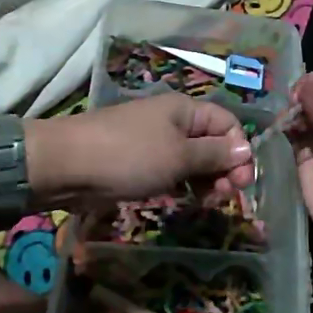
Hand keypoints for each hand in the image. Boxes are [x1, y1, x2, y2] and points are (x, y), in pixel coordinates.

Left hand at [28, 93, 253, 209]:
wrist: (65, 166)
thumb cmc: (129, 156)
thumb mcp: (179, 157)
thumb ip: (214, 154)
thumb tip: (246, 149)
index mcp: (185, 109)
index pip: (227, 123)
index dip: (239, 150)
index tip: (241, 184)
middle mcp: (172, 120)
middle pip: (212, 141)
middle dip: (224, 168)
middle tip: (223, 198)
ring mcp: (153, 141)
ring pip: (192, 158)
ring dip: (205, 179)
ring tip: (204, 202)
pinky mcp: (138, 161)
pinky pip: (171, 169)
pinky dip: (182, 183)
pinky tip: (182, 199)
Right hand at [288, 70, 312, 249]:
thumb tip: (305, 79)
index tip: (304, 95)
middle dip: (303, 96)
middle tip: (291, 111)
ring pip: (305, 109)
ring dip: (292, 112)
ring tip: (285, 124)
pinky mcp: (309, 152)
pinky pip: (295, 129)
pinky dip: (286, 127)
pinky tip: (280, 132)